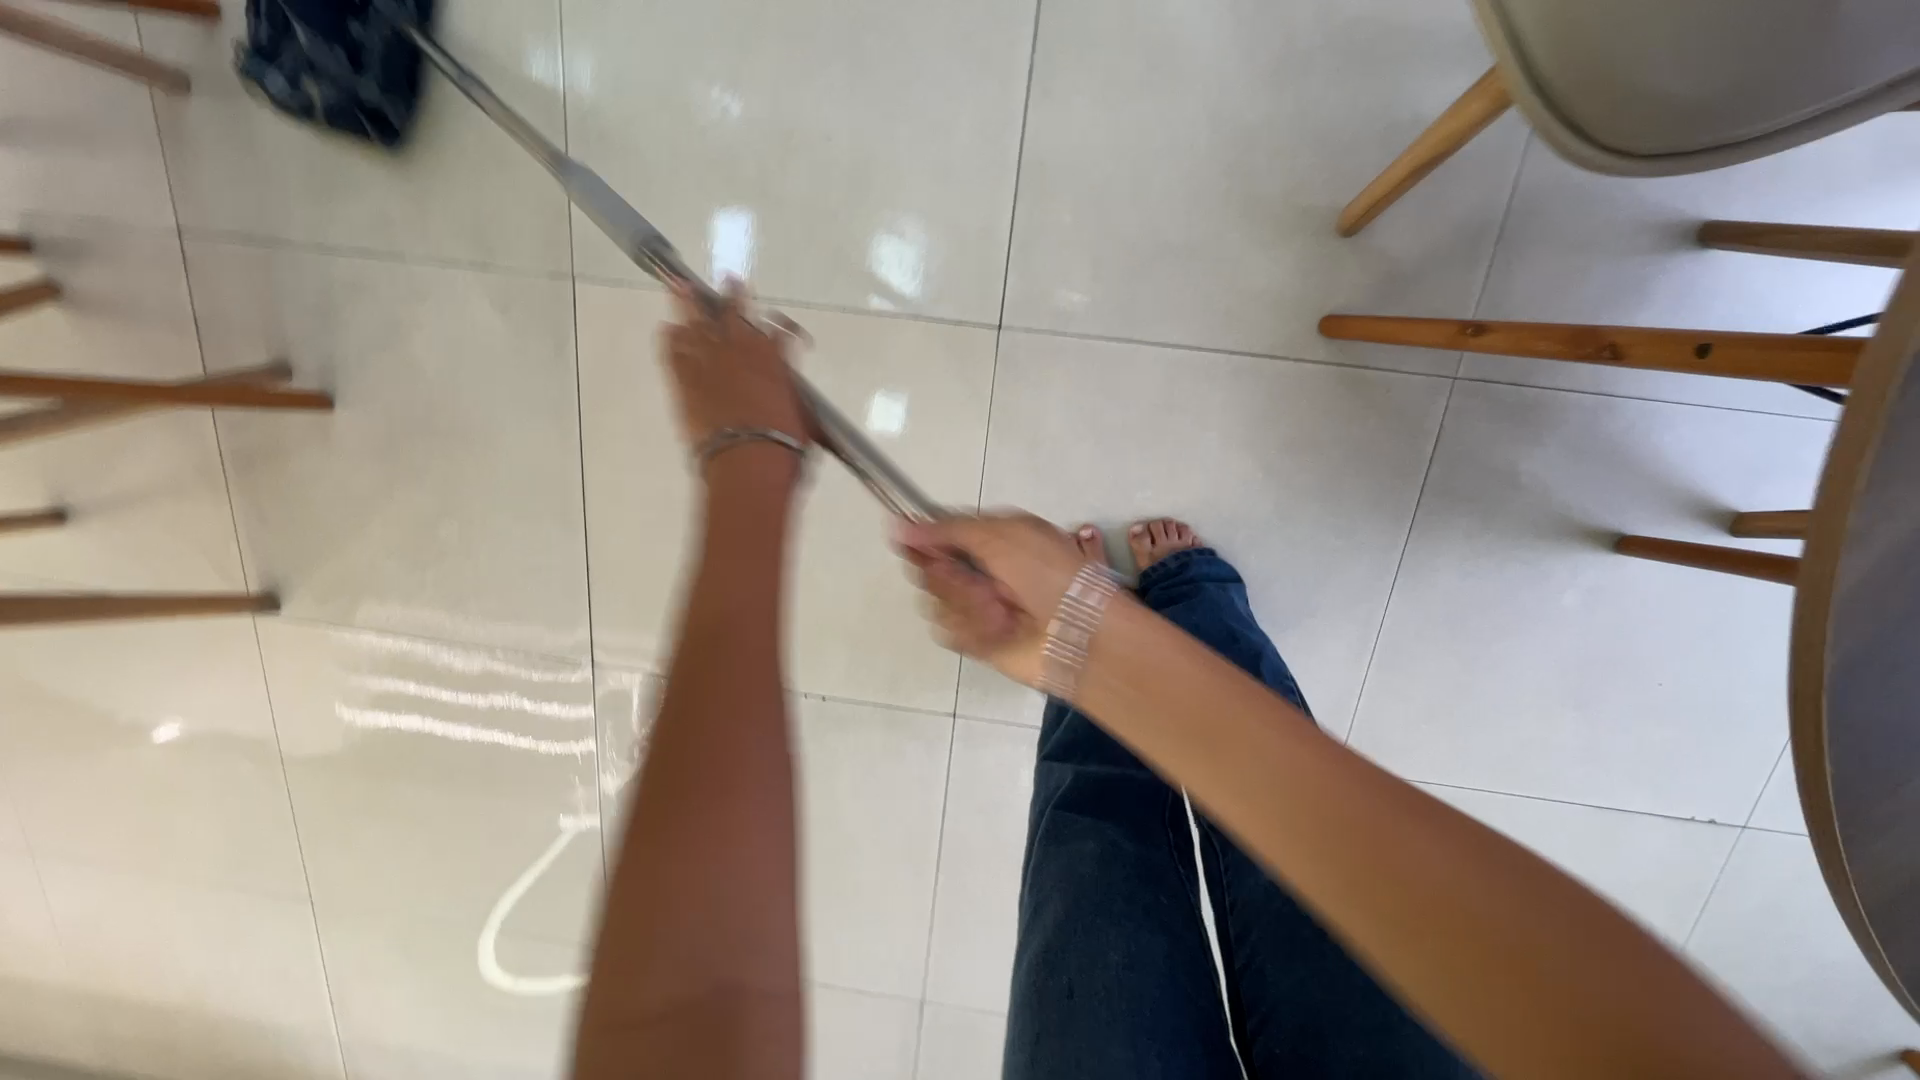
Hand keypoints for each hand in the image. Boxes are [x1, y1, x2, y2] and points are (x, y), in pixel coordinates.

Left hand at [659, 280, 812, 466]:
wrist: (748, 463)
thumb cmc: (785, 447)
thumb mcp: (805, 419)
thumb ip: (794, 398)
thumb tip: (791, 394)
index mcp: (777, 359)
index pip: (783, 331)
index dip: (785, 327)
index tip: (785, 328)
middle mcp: (743, 351)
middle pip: (737, 312)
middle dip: (735, 295)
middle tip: (730, 279)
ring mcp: (710, 361)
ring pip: (698, 322)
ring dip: (691, 303)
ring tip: (680, 284)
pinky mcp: (684, 379)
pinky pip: (673, 350)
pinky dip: (670, 338)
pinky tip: (667, 328)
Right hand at [894, 513, 1104, 688]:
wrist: (1079, 634)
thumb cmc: (1050, 576)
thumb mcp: (1005, 535)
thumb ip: (950, 529)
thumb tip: (900, 524)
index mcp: (992, 540)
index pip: (939, 537)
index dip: (923, 542)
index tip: (909, 544)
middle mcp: (981, 572)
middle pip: (930, 570)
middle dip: (950, 579)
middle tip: (979, 586)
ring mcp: (978, 607)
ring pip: (937, 602)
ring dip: (967, 605)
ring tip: (1002, 611)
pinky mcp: (977, 640)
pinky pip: (949, 631)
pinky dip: (974, 629)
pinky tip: (1000, 630)